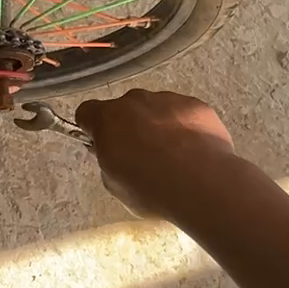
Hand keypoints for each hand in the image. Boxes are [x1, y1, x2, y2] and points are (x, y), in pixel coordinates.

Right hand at [75, 89, 246, 220]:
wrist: (202, 182)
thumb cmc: (151, 188)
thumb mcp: (114, 184)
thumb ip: (107, 161)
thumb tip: (114, 154)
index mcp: (107, 119)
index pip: (86, 112)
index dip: (92, 128)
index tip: (101, 145)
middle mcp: (134, 101)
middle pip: (123, 109)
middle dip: (128, 127)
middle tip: (141, 157)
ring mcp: (167, 99)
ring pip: (155, 109)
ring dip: (158, 126)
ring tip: (173, 158)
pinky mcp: (195, 105)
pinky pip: (183, 113)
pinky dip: (185, 128)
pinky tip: (194, 152)